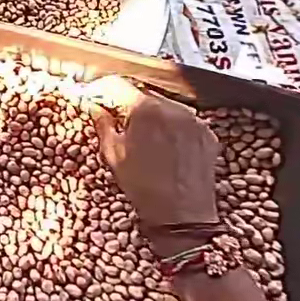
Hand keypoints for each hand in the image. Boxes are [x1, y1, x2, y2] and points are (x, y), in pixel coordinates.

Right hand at [86, 76, 218, 229]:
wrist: (183, 215)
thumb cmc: (143, 185)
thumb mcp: (113, 153)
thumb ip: (103, 124)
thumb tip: (95, 107)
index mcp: (145, 110)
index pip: (117, 85)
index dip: (100, 88)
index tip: (92, 94)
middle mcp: (173, 108)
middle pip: (142, 94)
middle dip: (125, 102)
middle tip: (112, 115)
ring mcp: (194, 120)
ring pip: (164, 106)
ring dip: (149, 113)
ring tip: (139, 134)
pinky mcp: (207, 133)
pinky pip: (183, 120)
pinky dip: (169, 126)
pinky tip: (161, 144)